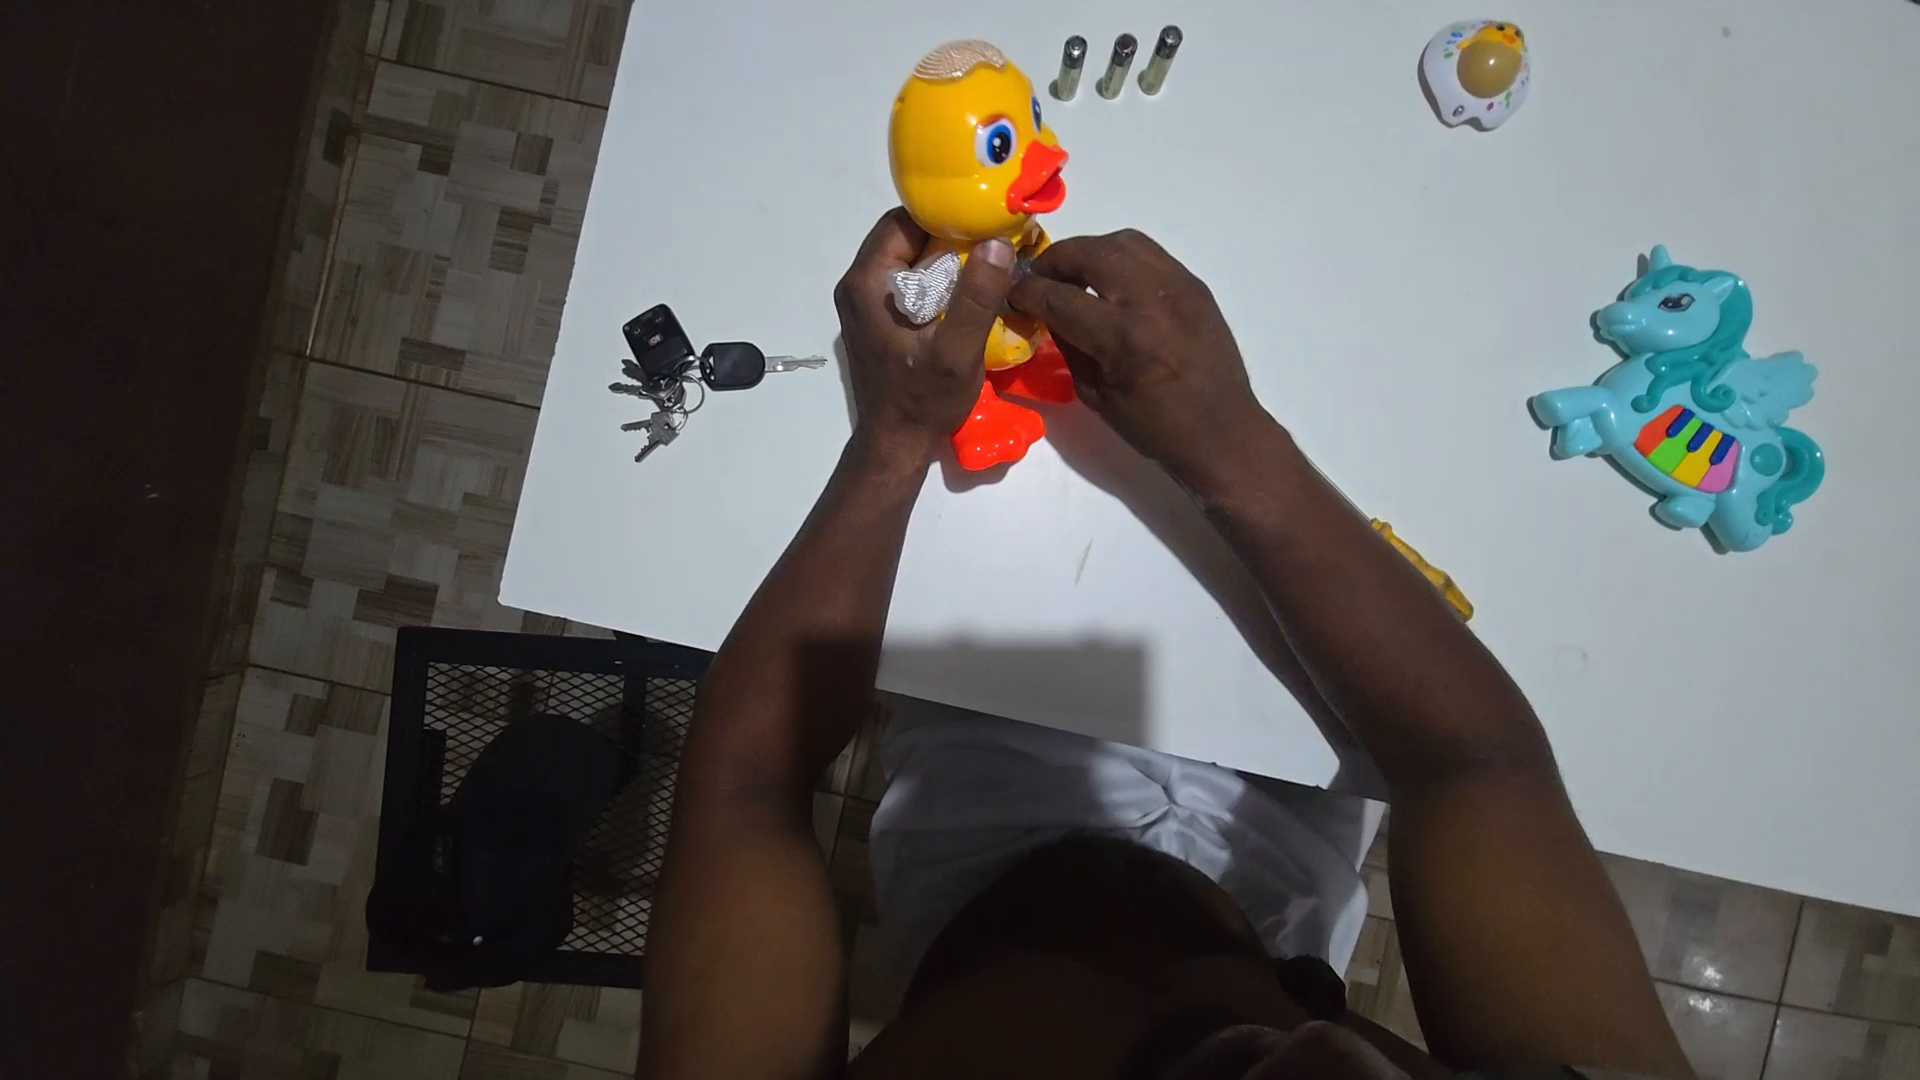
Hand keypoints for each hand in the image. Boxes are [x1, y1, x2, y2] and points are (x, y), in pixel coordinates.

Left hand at [834, 207, 1015, 465]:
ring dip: (943, 259)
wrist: (896, 444)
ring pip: (907, 260)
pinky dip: (934, 281)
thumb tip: (998, 242)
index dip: (946, 217)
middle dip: (948, 236)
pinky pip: (906, 283)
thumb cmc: (923, 401)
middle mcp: (857, 286)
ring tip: (984, 265)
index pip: (904, 220)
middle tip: (991, 243)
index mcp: (867, 283)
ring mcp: (864, 304)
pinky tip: (964, 293)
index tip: (985, 223)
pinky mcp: (875, 321)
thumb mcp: (957, 351)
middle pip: (905, 237)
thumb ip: (977, 297)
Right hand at [1009, 229, 1269, 484]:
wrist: (1220, 431)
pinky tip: (1108, 281)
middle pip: (1090, 253)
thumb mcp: (1096, 394)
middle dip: (1055, 261)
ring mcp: (1178, 285)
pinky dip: (1119, 259)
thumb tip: (1046, 314)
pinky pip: (1148, 254)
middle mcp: (1151, 299)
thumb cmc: (1153, 427)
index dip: (1028, 293)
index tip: (1011, 293)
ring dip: (1088, 252)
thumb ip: (1069, 347)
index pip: (1060, 298)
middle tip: (1039, 277)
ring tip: (1073, 274)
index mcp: (1123, 337)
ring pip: (1122, 242)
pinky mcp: (1194, 284)